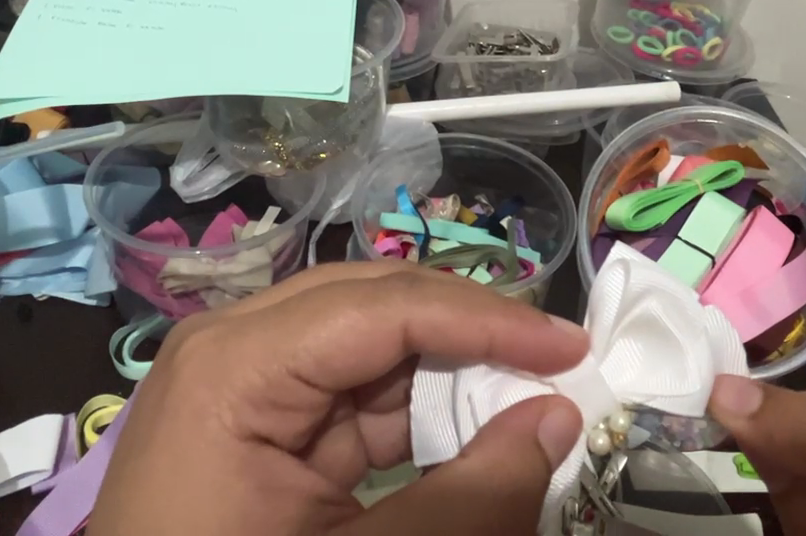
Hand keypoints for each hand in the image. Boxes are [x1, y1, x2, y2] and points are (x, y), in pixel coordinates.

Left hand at [90, 261, 588, 534]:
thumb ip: (466, 502)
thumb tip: (558, 418)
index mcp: (237, 364)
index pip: (384, 306)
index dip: (485, 320)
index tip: (569, 344)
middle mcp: (236, 343)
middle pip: (375, 304)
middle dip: (468, 333)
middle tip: (551, 360)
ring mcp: (242, 375)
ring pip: (369, 341)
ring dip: (447, 371)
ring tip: (520, 394)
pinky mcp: (256, 413)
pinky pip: (349, 388)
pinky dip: (412, 409)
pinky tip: (462, 428)